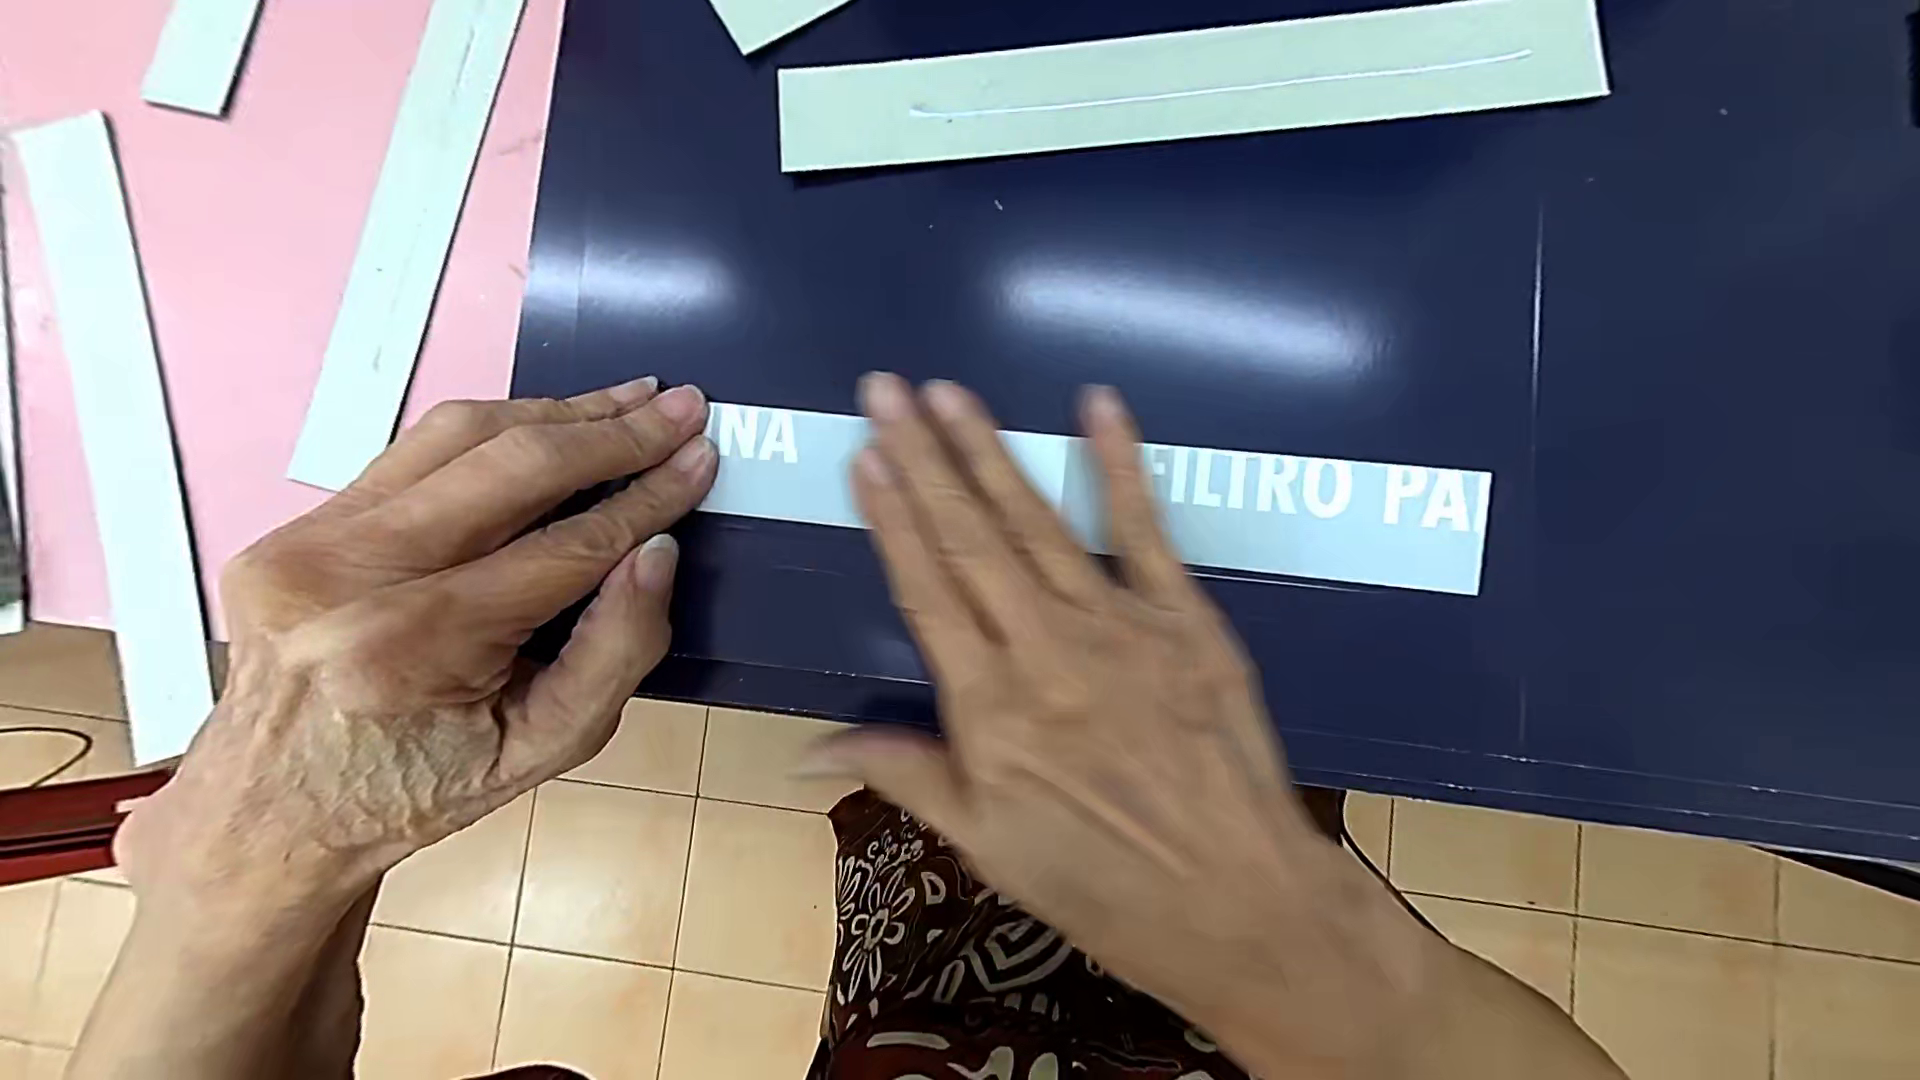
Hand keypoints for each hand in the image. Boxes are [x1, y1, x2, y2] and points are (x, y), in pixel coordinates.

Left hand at [115, 377, 717, 918]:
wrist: (273, 814)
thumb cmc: (435, 786)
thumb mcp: (558, 740)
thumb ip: (622, 646)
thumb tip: (658, 550)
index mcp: (415, 645)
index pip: (567, 543)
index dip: (649, 496)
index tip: (702, 457)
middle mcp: (346, 574)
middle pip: (512, 465)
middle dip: (616, 431)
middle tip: (682, 405)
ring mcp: (308, 538)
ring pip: (463, 433)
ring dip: (566, 411)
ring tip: (636, 398)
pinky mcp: (302, 523)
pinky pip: (426, 447)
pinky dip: (511, 424)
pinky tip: (565, 420)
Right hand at [819, 375, 1444, 1078]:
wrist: (1243, 906)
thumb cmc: (1102, 886)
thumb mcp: (988, 846)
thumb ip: (906, 773)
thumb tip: (810, 750)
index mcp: (992, 707)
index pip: (927, 589)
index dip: (892, 518)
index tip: (867, 456)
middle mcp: (1047, 650)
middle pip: (971, 539)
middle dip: (922, 458)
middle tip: (887, 391)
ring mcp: (1120, 625)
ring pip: (1038, 523)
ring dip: (989, 452)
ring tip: (949, 395)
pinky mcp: (1184, 618)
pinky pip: (1146, 529)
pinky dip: (1121, 464)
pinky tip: (1096, 406)